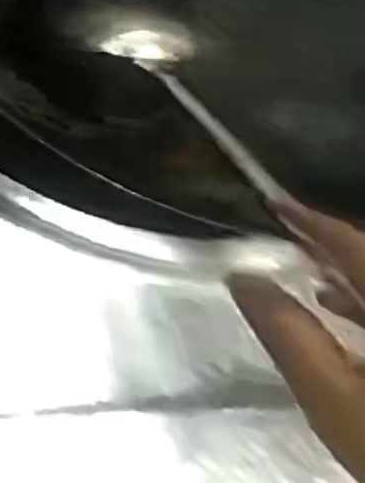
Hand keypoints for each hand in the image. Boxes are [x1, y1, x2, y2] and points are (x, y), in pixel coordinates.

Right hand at [230, 202, 364, 479]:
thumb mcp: (329, 393)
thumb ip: (285, 330)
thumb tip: (243, 275)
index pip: (360, 253)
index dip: (318, 225)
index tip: (274, 203)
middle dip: (335, 250)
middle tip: (284, 235)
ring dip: (354, 277)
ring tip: (309, 274)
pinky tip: (346, 310)